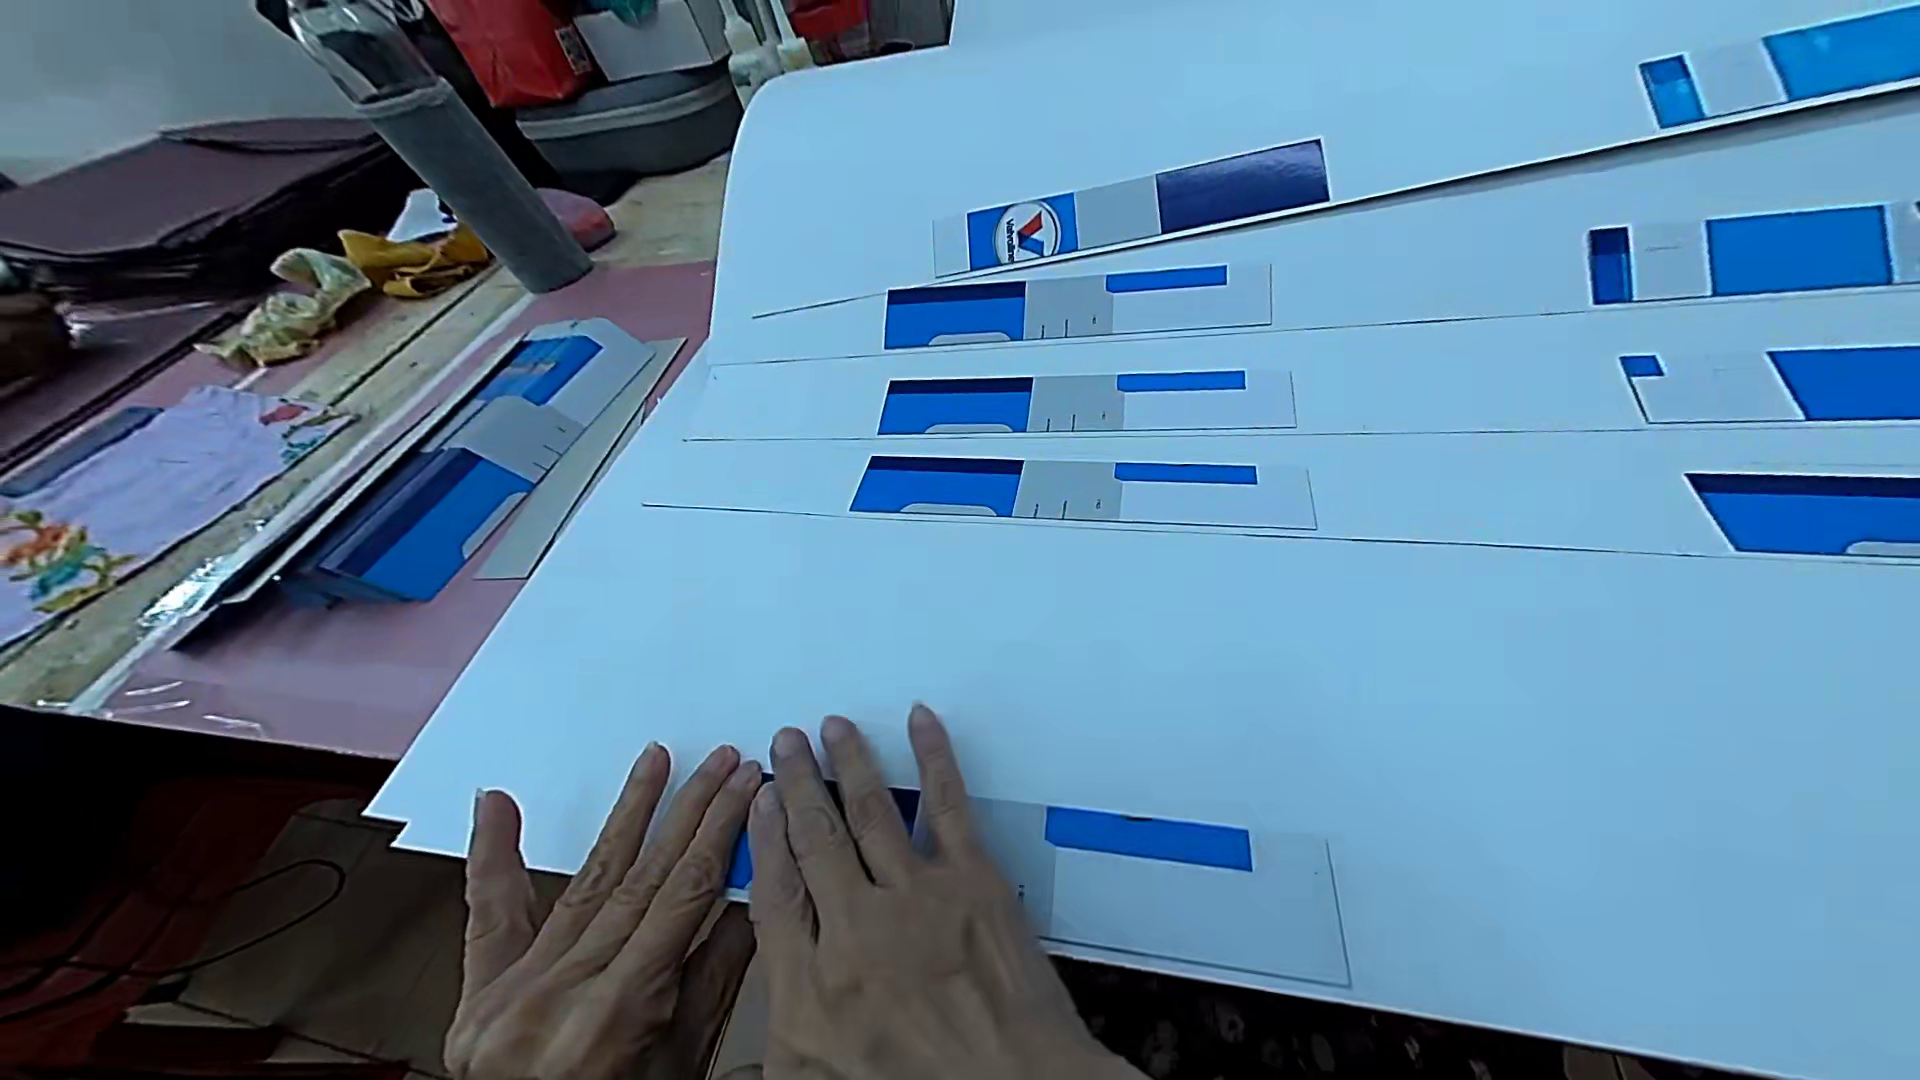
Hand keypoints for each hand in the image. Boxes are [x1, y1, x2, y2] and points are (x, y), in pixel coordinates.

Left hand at [448, 743, 762, 1079]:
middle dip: (692, 807)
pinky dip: (492, 854)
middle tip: (723, 761)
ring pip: (589, 877)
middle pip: (644, 874)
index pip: (684, 892)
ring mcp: (511, 993)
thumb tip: (753, 891)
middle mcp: (557, 995)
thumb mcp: (687, 1060)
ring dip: (629, 810)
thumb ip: (718, 972)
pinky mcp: (479, 995)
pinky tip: (495, 803)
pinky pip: (488, 916)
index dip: (722, 829)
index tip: (745, 784)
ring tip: (655, 759)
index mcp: (614, 1016)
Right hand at [744, 706, 1142, 1079]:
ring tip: (834, 726)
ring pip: (871, 809)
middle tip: (786, 742)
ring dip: (850, 761)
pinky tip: (920, 721)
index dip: (764, 836)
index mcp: (811, 987)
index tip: (760, 798)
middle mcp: (855, 929)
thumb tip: (747, 1011)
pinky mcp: (971, 878)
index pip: (774, 890)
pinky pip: (945, 803)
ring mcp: (916, 897)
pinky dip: (932, 756)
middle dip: (798, 782)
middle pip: (816, 837)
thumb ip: (780, 1033)